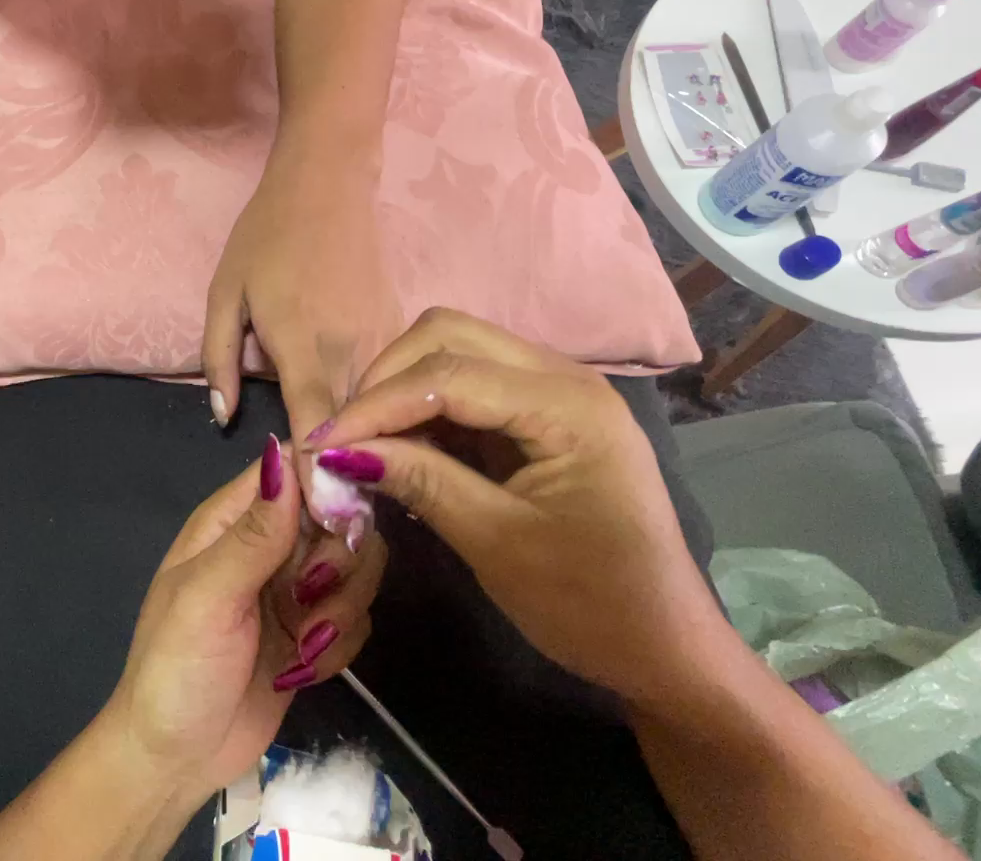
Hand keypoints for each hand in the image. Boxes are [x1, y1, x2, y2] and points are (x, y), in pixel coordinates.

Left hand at [104, 436, 383, 798]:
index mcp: (229, 522)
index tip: (337, 520)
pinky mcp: (313, 631)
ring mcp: (292, 589)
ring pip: (356, 567)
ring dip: (342, 608)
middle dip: (339, 559)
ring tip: (304, 643)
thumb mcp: (208, 597)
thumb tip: (284, 456)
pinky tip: (304, 669)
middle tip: (310, 597)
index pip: (290, 469)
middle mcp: (266, 545)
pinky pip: (357, 616)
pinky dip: (340, 644)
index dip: (324, 482)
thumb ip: (253, 535)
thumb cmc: (176, 667)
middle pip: (337, 516)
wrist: (177, 758)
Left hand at [203, 153, 402, 498]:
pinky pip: (395, 390)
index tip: (318, 529)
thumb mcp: (224, 296)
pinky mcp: (400, 331)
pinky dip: (387, 421)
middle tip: (335, 536)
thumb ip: (219, 362)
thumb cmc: (266, 238)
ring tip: (354, 504)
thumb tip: (222, 421)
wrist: (328, 181)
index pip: (317, 432)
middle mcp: (355, 353)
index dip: (318, 482)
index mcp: (306, 348)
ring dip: (372, 458)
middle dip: (349, 483)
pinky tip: (377, 448)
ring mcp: (385, 342)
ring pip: (383, 416)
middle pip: (359, 435)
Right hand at [302, 308, 726, 705]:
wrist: (660, 645)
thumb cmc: (591, 604)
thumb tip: (336, 452)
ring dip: (400, 389)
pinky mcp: (536, 412)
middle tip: (345, 440)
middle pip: (447, 336)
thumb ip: (420, 481)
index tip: (319, 446)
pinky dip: (422, 407)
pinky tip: (399, 446)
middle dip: (385, 381)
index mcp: (569, 407)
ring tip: (365, 443)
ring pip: (452, 350)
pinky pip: (465, 383)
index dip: (375, 406)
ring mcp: (551, 390)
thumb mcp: (497, 543)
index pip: (448, 376)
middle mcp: (563, 377)